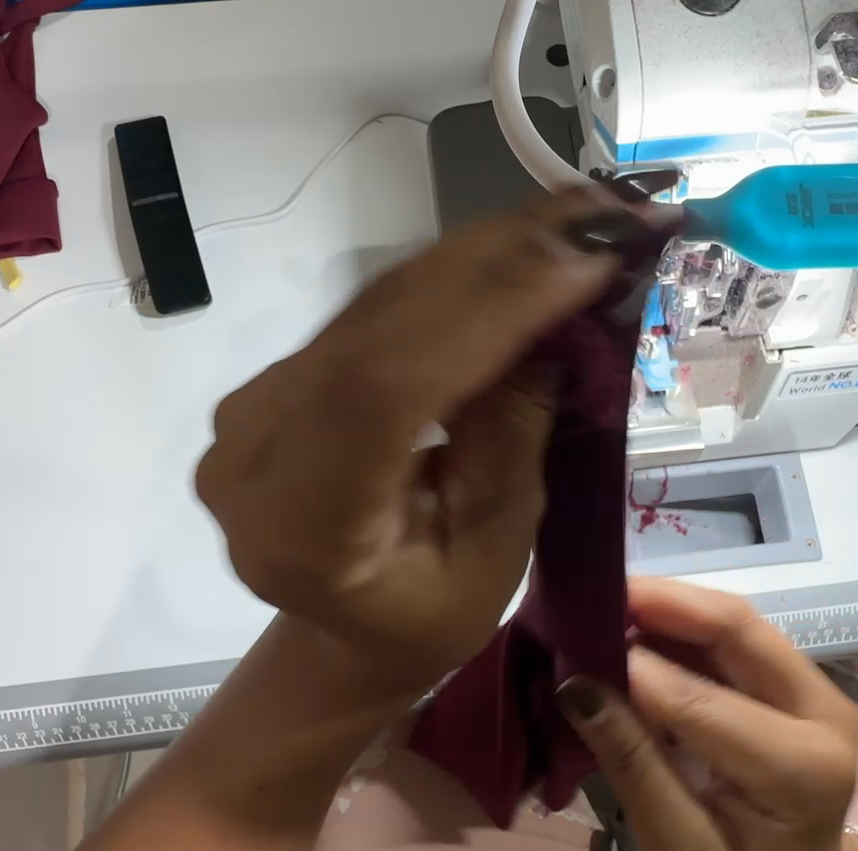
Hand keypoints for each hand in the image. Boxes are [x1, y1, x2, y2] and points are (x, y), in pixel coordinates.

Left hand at [196, 184, 671, 694]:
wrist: (349, 630)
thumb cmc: (429, 618)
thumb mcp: (494, 552)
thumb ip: (511, 440)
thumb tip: (551, 327)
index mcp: (301, 529)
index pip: (381, 391)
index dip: (485, 311)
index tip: (587, 256)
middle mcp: (252, 455)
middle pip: (374, 329)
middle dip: (499, 262)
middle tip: (606, 213)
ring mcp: (251, 410)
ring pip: (375, 307)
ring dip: (483, 256)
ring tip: (580, 221)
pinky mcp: (272, 382)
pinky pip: (370, 315)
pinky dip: (451, 279)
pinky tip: (518, 250)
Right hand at [557, 578, 857, 850]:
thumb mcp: (676, 847)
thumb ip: (632, 763)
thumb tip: (577, 687)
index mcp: (798, 770)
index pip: (703, 702)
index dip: (633, 670)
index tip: (572, 656)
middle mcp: (821, 712)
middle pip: (735, 627)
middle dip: (658, 603)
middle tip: (589, 598)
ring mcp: (816, 688)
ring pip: (735, 620)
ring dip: (668, 607)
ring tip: (604, 609)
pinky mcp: (799, 678)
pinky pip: (736, 634)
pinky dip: (682, 624)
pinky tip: (637, 628)